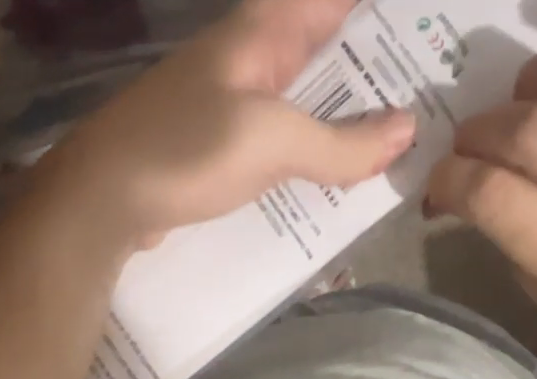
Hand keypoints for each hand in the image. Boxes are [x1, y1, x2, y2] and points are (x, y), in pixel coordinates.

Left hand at [36, 0, 416, 250]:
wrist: (102, 201)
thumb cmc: (184, 150)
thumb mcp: (271, 141)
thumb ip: (340, 142)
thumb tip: (406, 132)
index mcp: (262, 31)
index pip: (336, 0)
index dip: (383, 13)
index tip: (430, 26)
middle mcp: (250, 58)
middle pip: (328, 51)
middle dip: (379, 69)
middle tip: (434, 93)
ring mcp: (232, 105)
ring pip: (307, 100)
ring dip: (349, 118)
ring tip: (404, 138)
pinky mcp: (220, 150)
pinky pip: (282, 143)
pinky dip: (314, 155)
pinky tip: (341, 180)